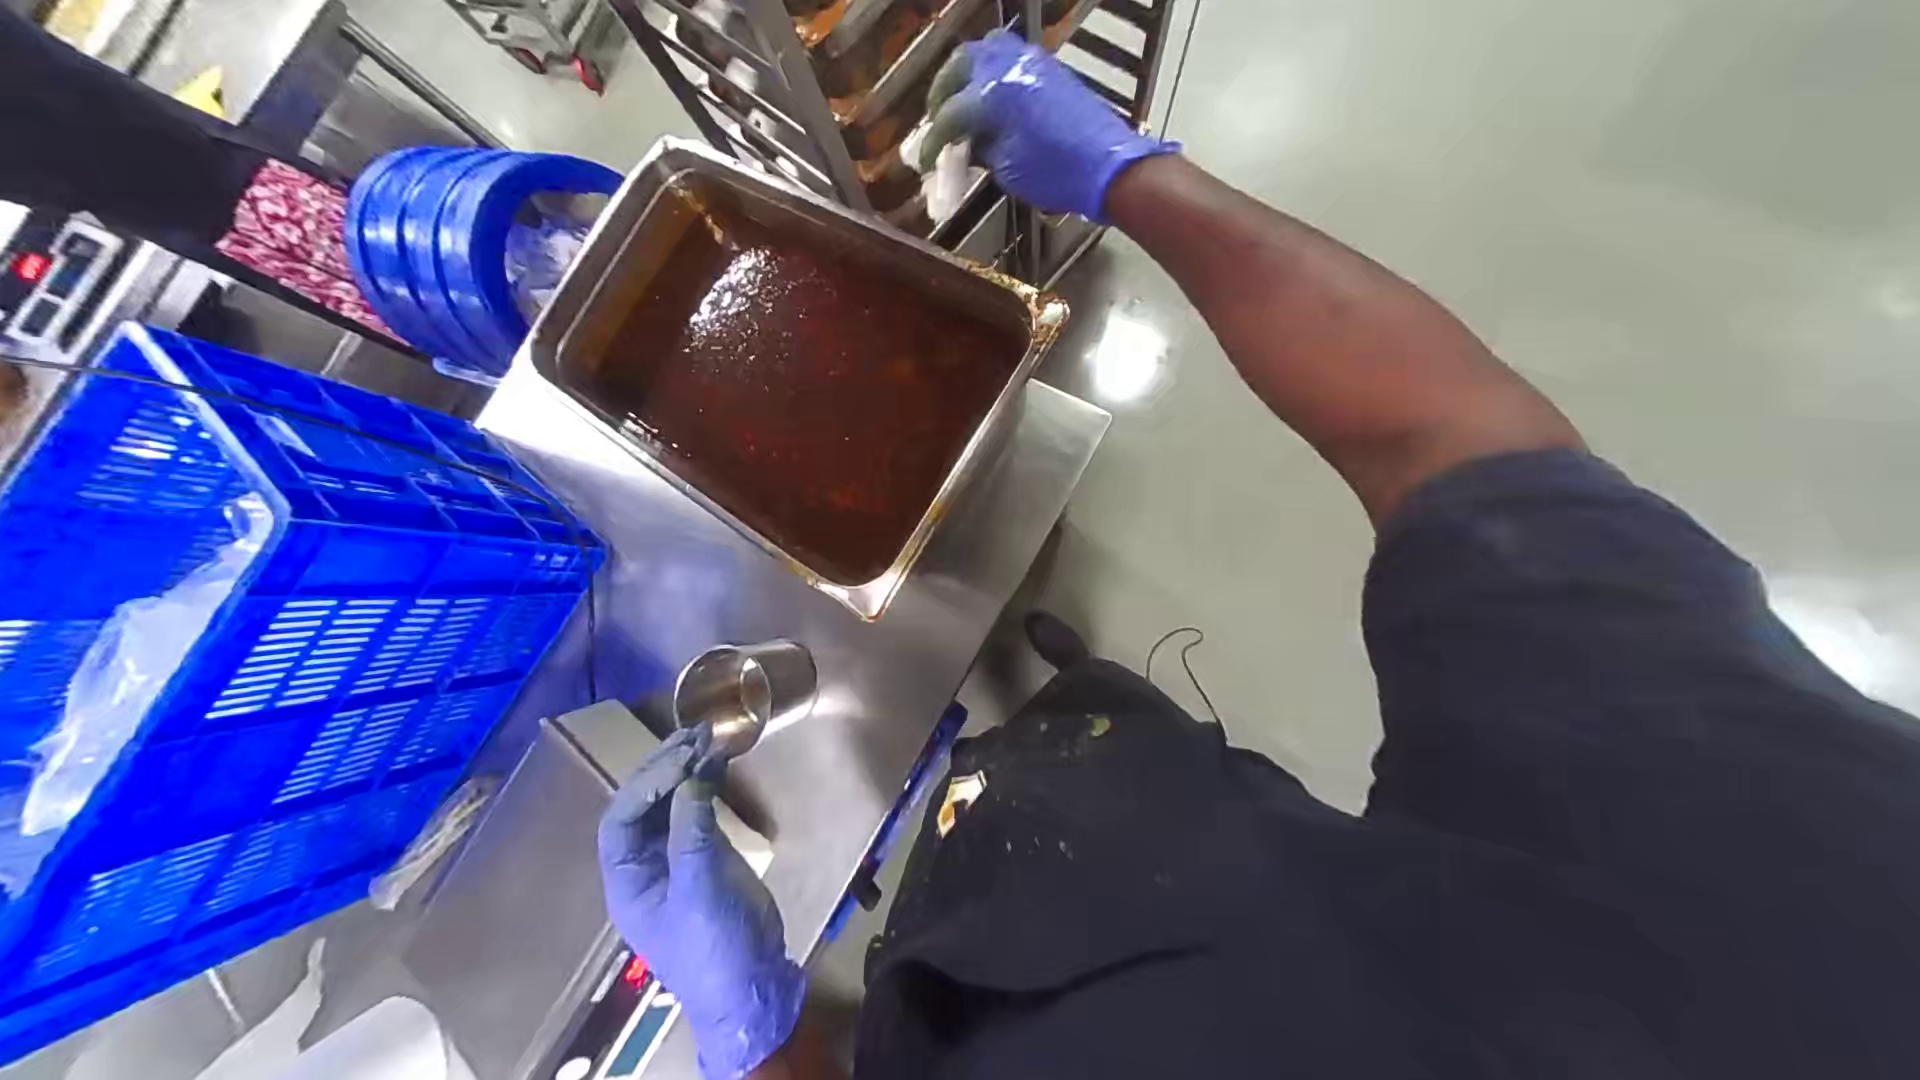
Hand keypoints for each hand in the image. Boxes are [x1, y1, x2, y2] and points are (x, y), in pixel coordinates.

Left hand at [597, 728, 805, 1079]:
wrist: (751, 982)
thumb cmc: (711, 947)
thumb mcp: (698, 891)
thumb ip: (691, 833)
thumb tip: (692, 777)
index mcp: (628, 879)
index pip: (621, 819)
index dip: (645, 785)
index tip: (681, 761)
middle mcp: (647, 861)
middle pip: (644, 803)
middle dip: (665, 767)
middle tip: (693, 736)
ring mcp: (679, 854)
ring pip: (673, 800)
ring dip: (689, 768)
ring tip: (708, 736)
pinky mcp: (709, 851)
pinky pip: (701, 808)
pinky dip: (710, 782)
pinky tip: (722, 761)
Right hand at [920, 29, 1179, 221]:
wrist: (1107, 166)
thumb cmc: (1055, 174)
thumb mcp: (1008, 170)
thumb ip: (982, 150)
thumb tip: (967, 145)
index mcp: (993, 93)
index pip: (950, 115)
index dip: (933, 142)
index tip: (924, 163)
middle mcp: (1007, 65)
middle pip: (960, 66)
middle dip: (942, 95)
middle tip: (935, 122)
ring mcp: (1029, 61)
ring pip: (984, 52)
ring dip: (965, 76)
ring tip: (958, 105)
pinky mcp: (1046, 68)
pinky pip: (1007, 58)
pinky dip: (989, 76)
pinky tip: (987, 102)